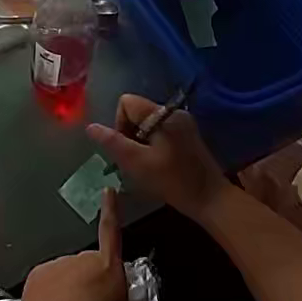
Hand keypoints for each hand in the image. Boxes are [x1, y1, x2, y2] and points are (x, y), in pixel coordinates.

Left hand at [18, 189, 125, 300]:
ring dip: (68, 287)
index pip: (111, 232)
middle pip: (89, 265)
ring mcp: (58, 263)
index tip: (107, 190)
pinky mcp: (37, 273)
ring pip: (67, 272)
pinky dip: (50, 290)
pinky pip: (50, 278)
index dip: (111, 211)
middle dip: (89, 280)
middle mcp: (83, 259)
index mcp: (109, 270)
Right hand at [86, 94, 229, 218]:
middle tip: (137, 160)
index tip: (128, 148)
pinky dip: (153, 146)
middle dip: (130, 134)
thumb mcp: (137, 163)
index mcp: (162, 114)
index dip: (120, 124)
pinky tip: (159, 165)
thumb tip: (91, 127)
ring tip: (148, 165)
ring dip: (141, 142)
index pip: (126, 102)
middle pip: (137, 112)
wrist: (210, 198)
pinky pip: (160, 132)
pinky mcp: (187, 135)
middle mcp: (173, 112)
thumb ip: (113, 143)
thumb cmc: (173, 181)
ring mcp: (183, 123)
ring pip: (147, 124)